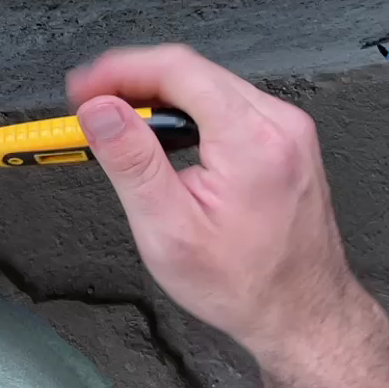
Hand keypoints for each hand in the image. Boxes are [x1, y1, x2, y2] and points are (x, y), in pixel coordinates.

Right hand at [67, 45, 376, 366]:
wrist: (304, 317)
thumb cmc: (243, 285)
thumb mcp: (168, 229)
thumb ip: (130, 161)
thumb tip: (99, 110)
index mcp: (252, 141)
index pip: (176, 70)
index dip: (119, 70)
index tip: (83, 88)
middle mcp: (277, 124)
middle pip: (189, 70)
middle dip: (130, 78)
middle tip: (88, 100)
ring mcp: (285, 128)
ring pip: (204, 81)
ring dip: (153, 90)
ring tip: (114, 115)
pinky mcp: (282, 138)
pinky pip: (221, 100)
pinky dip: (180, 105)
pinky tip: (155, 129)